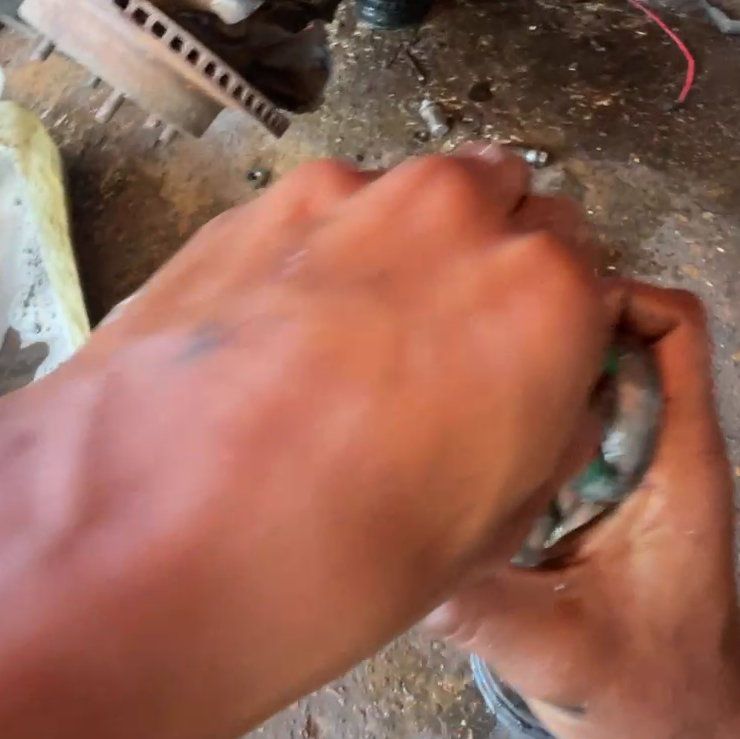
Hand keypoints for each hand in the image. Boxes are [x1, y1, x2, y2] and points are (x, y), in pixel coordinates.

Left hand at [9, 143, 615, 738]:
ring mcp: (355, 192)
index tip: (523, 333)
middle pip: (507, 196)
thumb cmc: (344, 549)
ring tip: (357, 315)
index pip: (582, 258)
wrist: (157, 521)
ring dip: (414, 233)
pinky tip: (283, 312)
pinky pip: (333, 204)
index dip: (555, 301)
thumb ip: (544, 420)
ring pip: (420, 188)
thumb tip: (546, 388)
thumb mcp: (495, 517)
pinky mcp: (268, 197)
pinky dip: (331, 240)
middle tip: (448, 316)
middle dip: (495, 244)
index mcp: (542, 292)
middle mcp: (458, 215)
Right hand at [426, 283, 739, 738]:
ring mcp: (624, 452)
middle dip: (554, 313)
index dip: (618, 295)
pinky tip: (471, 418)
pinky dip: (522, 394)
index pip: (674, 328)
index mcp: (677, 458)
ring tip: (467, 360)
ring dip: (532, 354)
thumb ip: (484, 606)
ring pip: (585, 360)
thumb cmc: (645, 688)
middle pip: (620, 326)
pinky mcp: (593, 470)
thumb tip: (402, 554)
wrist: (671, 724)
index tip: (541, 306)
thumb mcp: (558, 649)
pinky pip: (561, 401)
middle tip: (480, 323)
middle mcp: (654, 438)